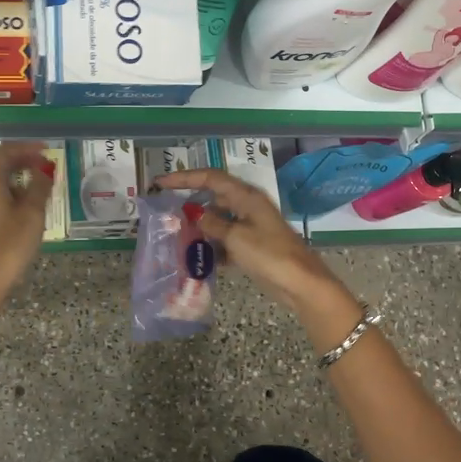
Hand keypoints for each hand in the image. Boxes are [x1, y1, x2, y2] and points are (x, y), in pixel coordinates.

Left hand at [0, 142, 53, 302]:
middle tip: (44, 166)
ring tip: (39, 188)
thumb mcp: (31, 216)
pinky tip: (23, 211)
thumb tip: (44, 169)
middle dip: (21, 162)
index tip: (46, 150)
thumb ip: (39, 188)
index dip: (26, 148)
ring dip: (16, 180)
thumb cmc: (7, 248)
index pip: (4, 152)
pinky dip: (9, 196)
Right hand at [152, 168, 350, 314]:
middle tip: (165, 211)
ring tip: (175, 235)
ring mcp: (250, 227)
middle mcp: (247, 207)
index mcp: (246, 196)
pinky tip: (195, 257)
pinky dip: (211, 245)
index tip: (160, 183)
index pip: (210, 178)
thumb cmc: (269, 255)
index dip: (184, 177)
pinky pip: (224, 240)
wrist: (300, 284)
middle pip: (213, 197)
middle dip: (190, 203)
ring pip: (218, 220)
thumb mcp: (236, 237)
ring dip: (199, 227)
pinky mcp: (251, 247)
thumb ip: (211, 223)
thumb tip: (193, 213)